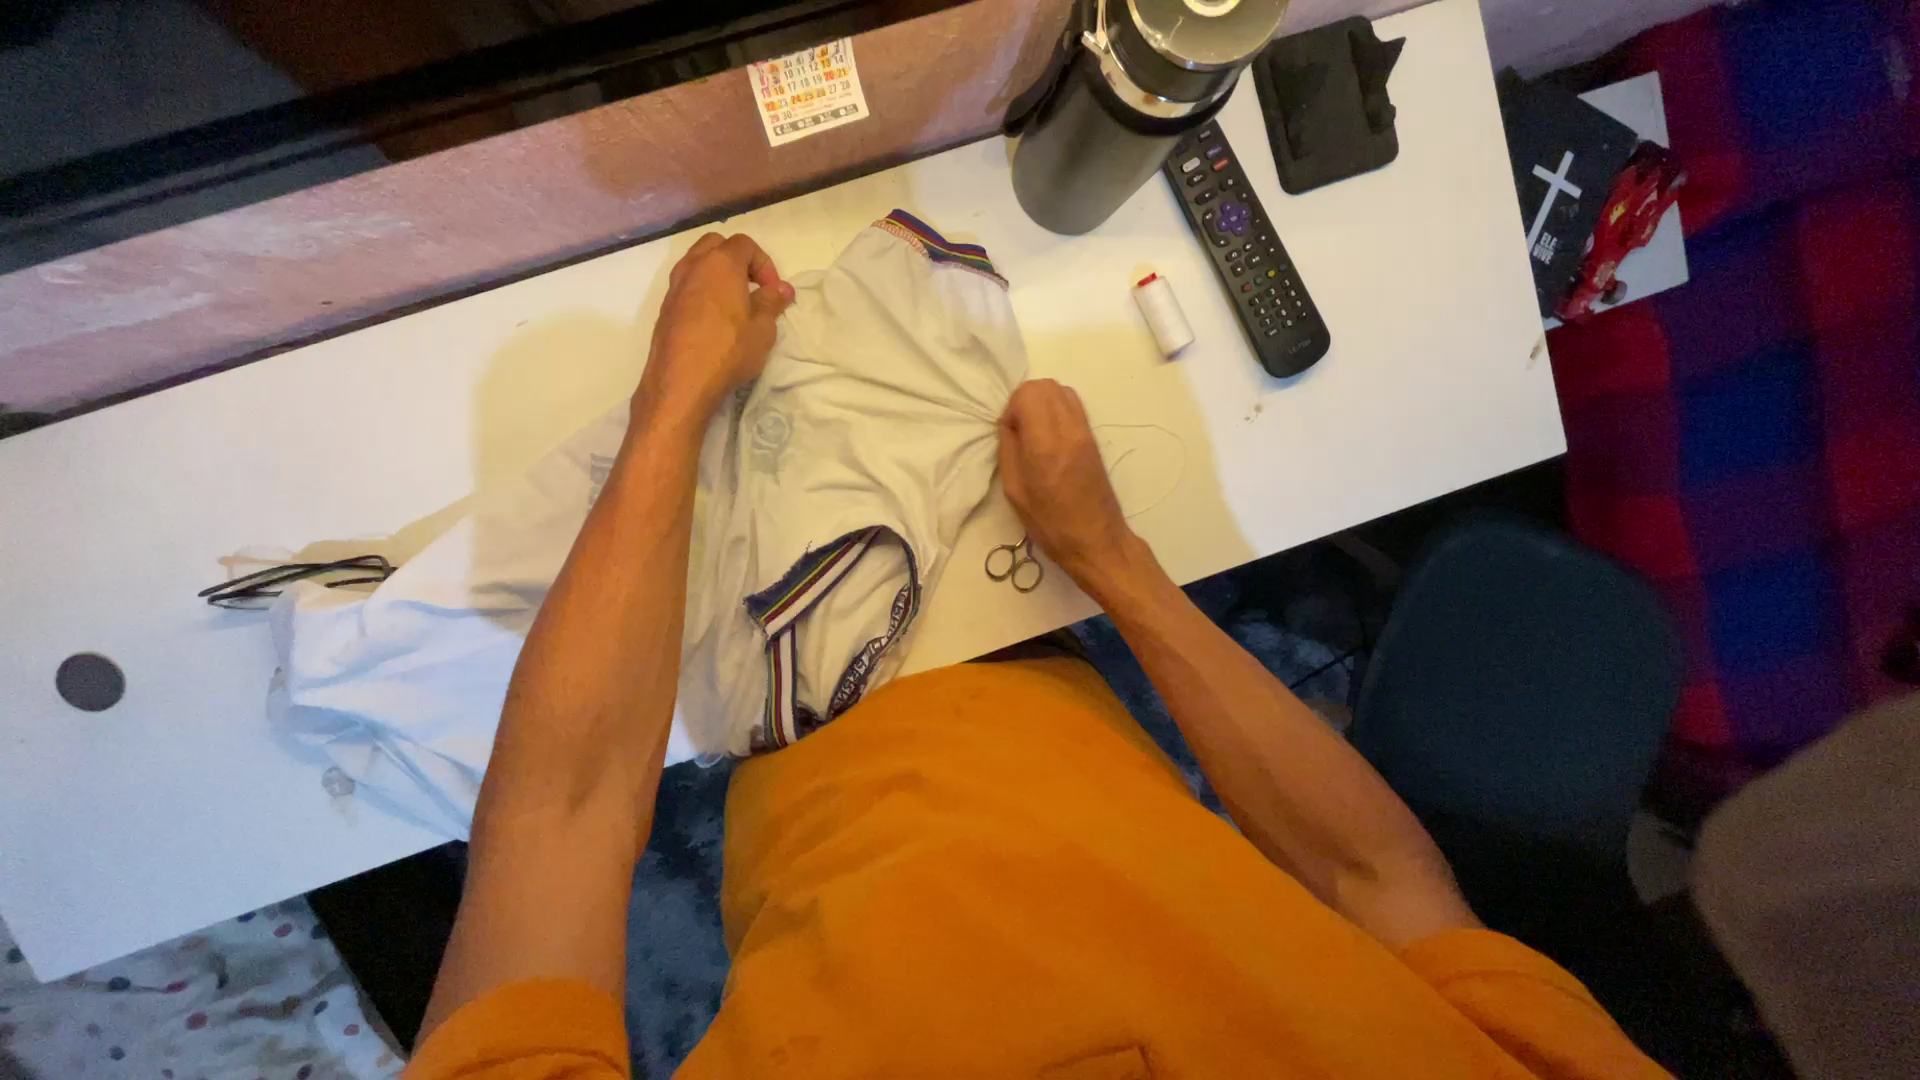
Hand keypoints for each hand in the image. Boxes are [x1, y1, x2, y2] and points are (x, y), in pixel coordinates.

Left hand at [634, 233, 795, 429]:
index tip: (773, 292)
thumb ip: (772, 303)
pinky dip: (703, 291)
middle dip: (738, 260)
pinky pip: (687, 286)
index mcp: (721, 264)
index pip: (745, 244)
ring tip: (734, 305)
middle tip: (753, 289)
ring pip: (698, 263)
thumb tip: (782, 289)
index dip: (765, 264)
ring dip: (718, 275)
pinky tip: (714, 322)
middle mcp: (693, 267)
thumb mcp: (762, 329)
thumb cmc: (729, 351)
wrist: (681, 381)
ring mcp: (675, 286)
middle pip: (716, 245)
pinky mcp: (666, 308)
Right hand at [997, 379, 1138, 584]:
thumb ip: (1009, 449)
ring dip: (1042, 403)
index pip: (1028, 394)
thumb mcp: (1015, 490)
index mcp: (1045, 444)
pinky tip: (1050, 436)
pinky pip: (1073, 404)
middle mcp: (1068, 429)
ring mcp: (1085, 431)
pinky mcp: (1093, 437)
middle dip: (1025, 401)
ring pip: (1061, 390)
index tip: (1010, 434)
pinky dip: (1056, 409)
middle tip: (1020, 431)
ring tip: (1034, 432)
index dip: (1012, 408)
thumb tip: (1009, 425)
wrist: (1096, 539)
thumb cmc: (1050, 523)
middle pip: (1044, 385)